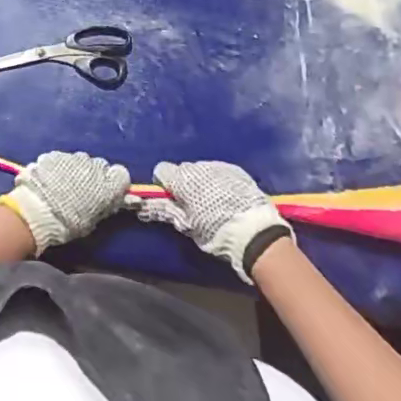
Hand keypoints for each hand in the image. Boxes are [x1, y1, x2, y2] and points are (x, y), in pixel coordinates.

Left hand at [0, 151, 131, 253]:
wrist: (38, 210)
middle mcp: (93, 166)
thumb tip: (110, 201)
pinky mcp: (55, 154)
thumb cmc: (68, 223)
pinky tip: (50, 179)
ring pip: (80, 161)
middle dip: (94, 176)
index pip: (121, 175)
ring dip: (76, 170)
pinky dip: (59, 166)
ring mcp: (73, 157)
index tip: (107, 192)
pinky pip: (62, 159)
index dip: (114, 183)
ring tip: (64, 184)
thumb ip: (103, 206)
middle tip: (83, 190)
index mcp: (107, 184)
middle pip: (100, 166)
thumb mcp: (92, 220)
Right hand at [136, 161, 292, 283]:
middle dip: (185, 184)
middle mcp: (198, 167)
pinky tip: (228, 198)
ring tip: (213, 202)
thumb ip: (165, 211)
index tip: (173, 200)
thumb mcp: (188, 226)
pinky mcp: (237, 171)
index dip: (165, 186)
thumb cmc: (216, 232)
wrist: (257, 234)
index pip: (162, 170)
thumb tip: (143, 207)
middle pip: (183, 170)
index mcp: (182, 179)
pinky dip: (219, 182)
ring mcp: (219, 166)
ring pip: (202, 170)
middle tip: (194, 205)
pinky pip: (220, 172)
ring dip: (202, 182)